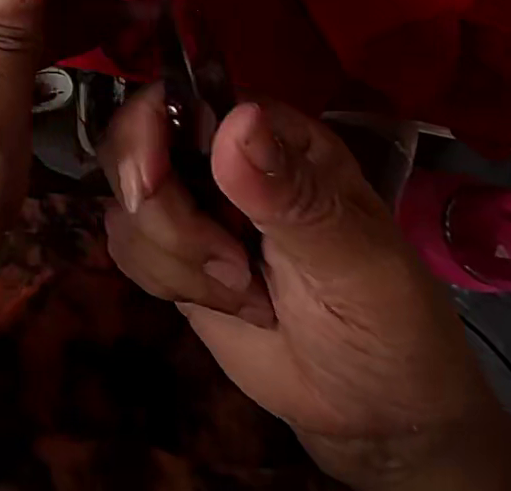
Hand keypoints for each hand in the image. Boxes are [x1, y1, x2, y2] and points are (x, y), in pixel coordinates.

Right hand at [100, 92, 510, 490]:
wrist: (367, 409)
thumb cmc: (386, 326)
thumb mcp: (355, 262)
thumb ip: (293, 194)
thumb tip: (240, 118)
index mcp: (272, 135)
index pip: (183, 99)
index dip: (148, 130)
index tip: (147, 186)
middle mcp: (219, 155)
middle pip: (134, 147)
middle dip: (166, 218)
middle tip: (229, 269)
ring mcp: (187, 199)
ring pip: (125, 203)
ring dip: (175, 262)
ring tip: (247, 297)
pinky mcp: (165, 244)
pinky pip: (124, 244)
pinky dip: (162, 281)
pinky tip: (219, 302)